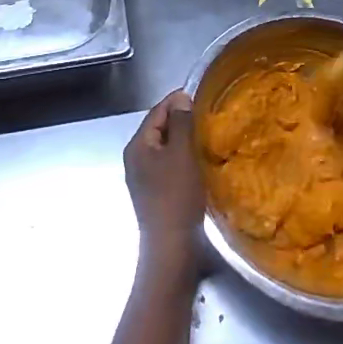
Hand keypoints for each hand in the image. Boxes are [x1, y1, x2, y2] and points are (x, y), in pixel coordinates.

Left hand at [123, 90, 203, 268]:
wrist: (171, 249)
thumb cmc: (175, 197)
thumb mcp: (181, 155)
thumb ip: (180, 125)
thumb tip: (180, 99)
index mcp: (137, 145)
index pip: (156, 113)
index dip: (175, 101)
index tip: (197, 94)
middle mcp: (136, 159)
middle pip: (159, 130)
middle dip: (180, 121)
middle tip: (206, 115)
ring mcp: (144, 178)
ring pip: (165, 149)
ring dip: (183, 141)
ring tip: (207, 136)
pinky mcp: (156, 195)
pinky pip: (169, 167)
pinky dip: (184, 160)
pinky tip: (200, 163)